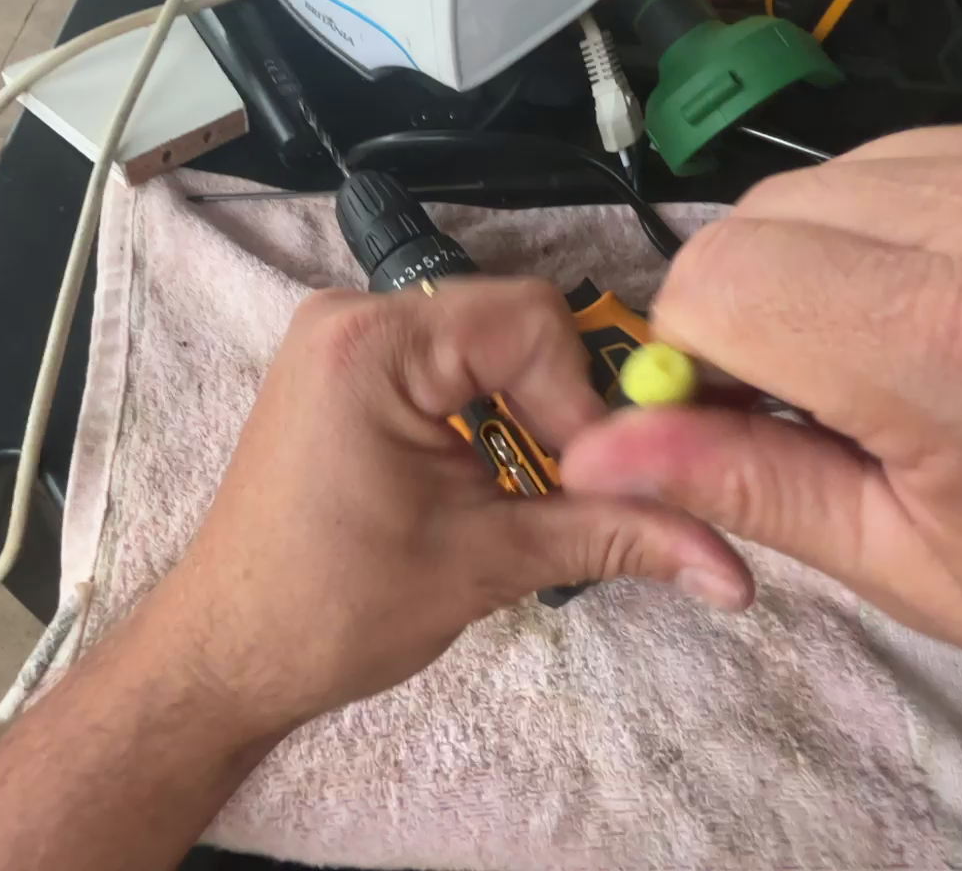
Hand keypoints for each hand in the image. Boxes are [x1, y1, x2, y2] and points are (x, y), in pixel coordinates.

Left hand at [140, 278, 746, 736]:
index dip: (583, 399)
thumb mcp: (484, 564)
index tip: (595, 483)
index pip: (532, 319)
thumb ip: (613, 537)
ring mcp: (342, 333)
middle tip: (570, 488)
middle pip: (510, 321)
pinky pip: (442, 355)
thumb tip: (733, 566)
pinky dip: (483, 402)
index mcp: (374, 341)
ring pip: (482, 338)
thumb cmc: (335, 608)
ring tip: (527, 484)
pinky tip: (485, 463)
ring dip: (524, 406)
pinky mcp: (342, 363)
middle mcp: (353, 313)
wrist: (228, 648)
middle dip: (557, 404)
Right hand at [562, 97, 961, 766]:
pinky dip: (908, 226)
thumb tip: (589, 452)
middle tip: (833, 391)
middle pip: (764, 218)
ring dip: (829, 262)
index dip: (696, 353)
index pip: (718, 280)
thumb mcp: (924, 574)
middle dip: (757, 307)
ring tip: (916, 342)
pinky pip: (928, 157)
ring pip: (833, 179)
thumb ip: (743, 484)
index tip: (742, 413)